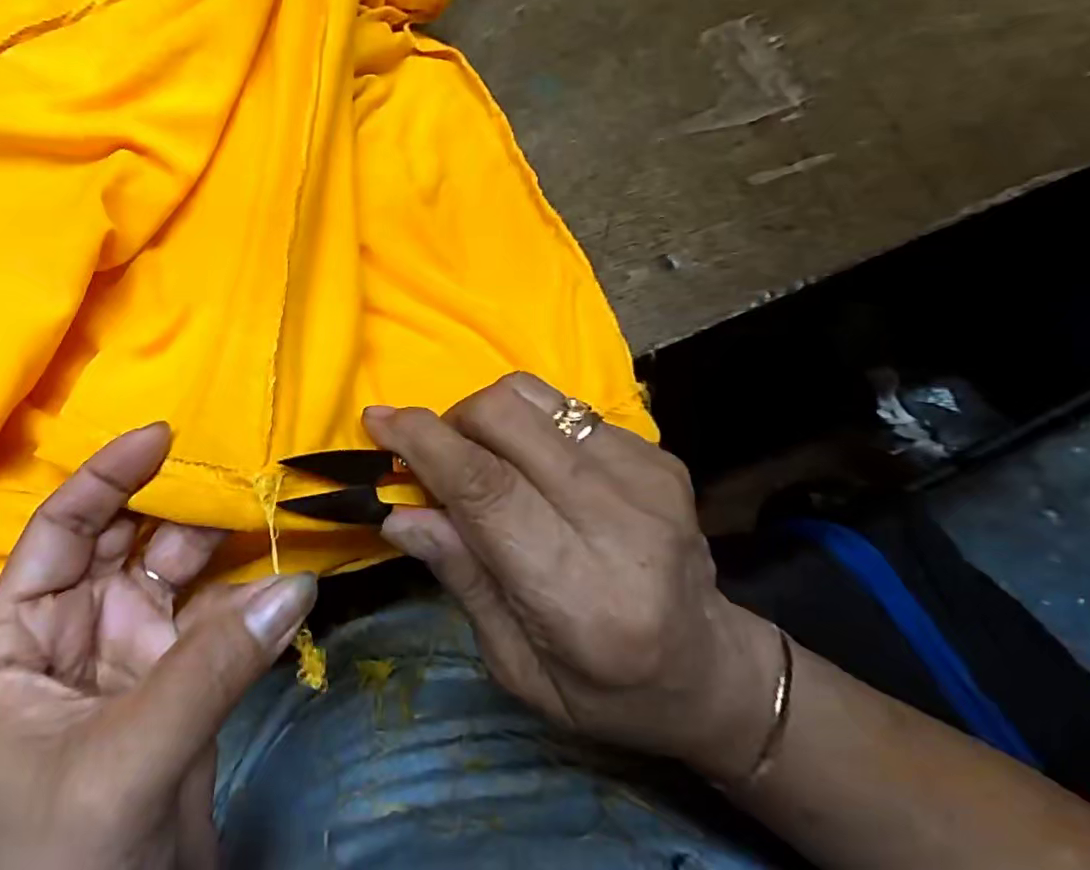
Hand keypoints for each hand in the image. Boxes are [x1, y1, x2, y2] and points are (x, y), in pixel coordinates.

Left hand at [0, 423, 317, 869]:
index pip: (60, 533)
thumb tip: (293, 582)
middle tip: (234, 467)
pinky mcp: (183, 673)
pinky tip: (285, 573)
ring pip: (178, 570)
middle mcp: (74, 631)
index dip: (106, 478)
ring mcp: (133, 650)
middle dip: (174, 501)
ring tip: (269, 503)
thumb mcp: (127, 758)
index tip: (160, 435)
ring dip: (220, 539)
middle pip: (126, 540)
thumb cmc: (73, 857)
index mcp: (17, 642)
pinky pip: (218, 612)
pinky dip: (250, 591)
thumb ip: (210, 667)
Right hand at [364, 374, 782, 783]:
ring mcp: (648, 477)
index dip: (426, 445)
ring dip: (486, 416)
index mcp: (581, 595)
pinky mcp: (659, 454)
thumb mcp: (517, 666)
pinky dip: (528, 425)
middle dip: (452, 421)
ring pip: (535, 398)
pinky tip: (533, 467)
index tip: (379, 420)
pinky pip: (566, 407)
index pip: (489, 492)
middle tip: (436, 458)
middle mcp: (621, 522)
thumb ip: (462, 578)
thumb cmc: (606, 690)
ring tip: (482, 459)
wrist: (710, 669)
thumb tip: (400, 514)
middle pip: (509, 421)